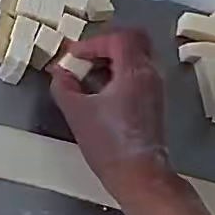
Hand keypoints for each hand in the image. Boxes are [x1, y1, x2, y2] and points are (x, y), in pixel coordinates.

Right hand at [48, 29, 185, 197]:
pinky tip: (100, 90)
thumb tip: (58, 72)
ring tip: (88, 74)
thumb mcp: (77, 113)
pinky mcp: (153, 102)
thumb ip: (64, 87)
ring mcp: (155, 88)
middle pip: (134, 40)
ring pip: (137, 57)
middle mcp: (150, 74)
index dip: (93, 42)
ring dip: (112, 59)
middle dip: (106, 43)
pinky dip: (119, 72)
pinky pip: (138, 73)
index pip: (118, 38)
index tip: (73, 56)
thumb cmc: (109, 144)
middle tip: (85, 56)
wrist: (140, 176)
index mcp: (134, 72)